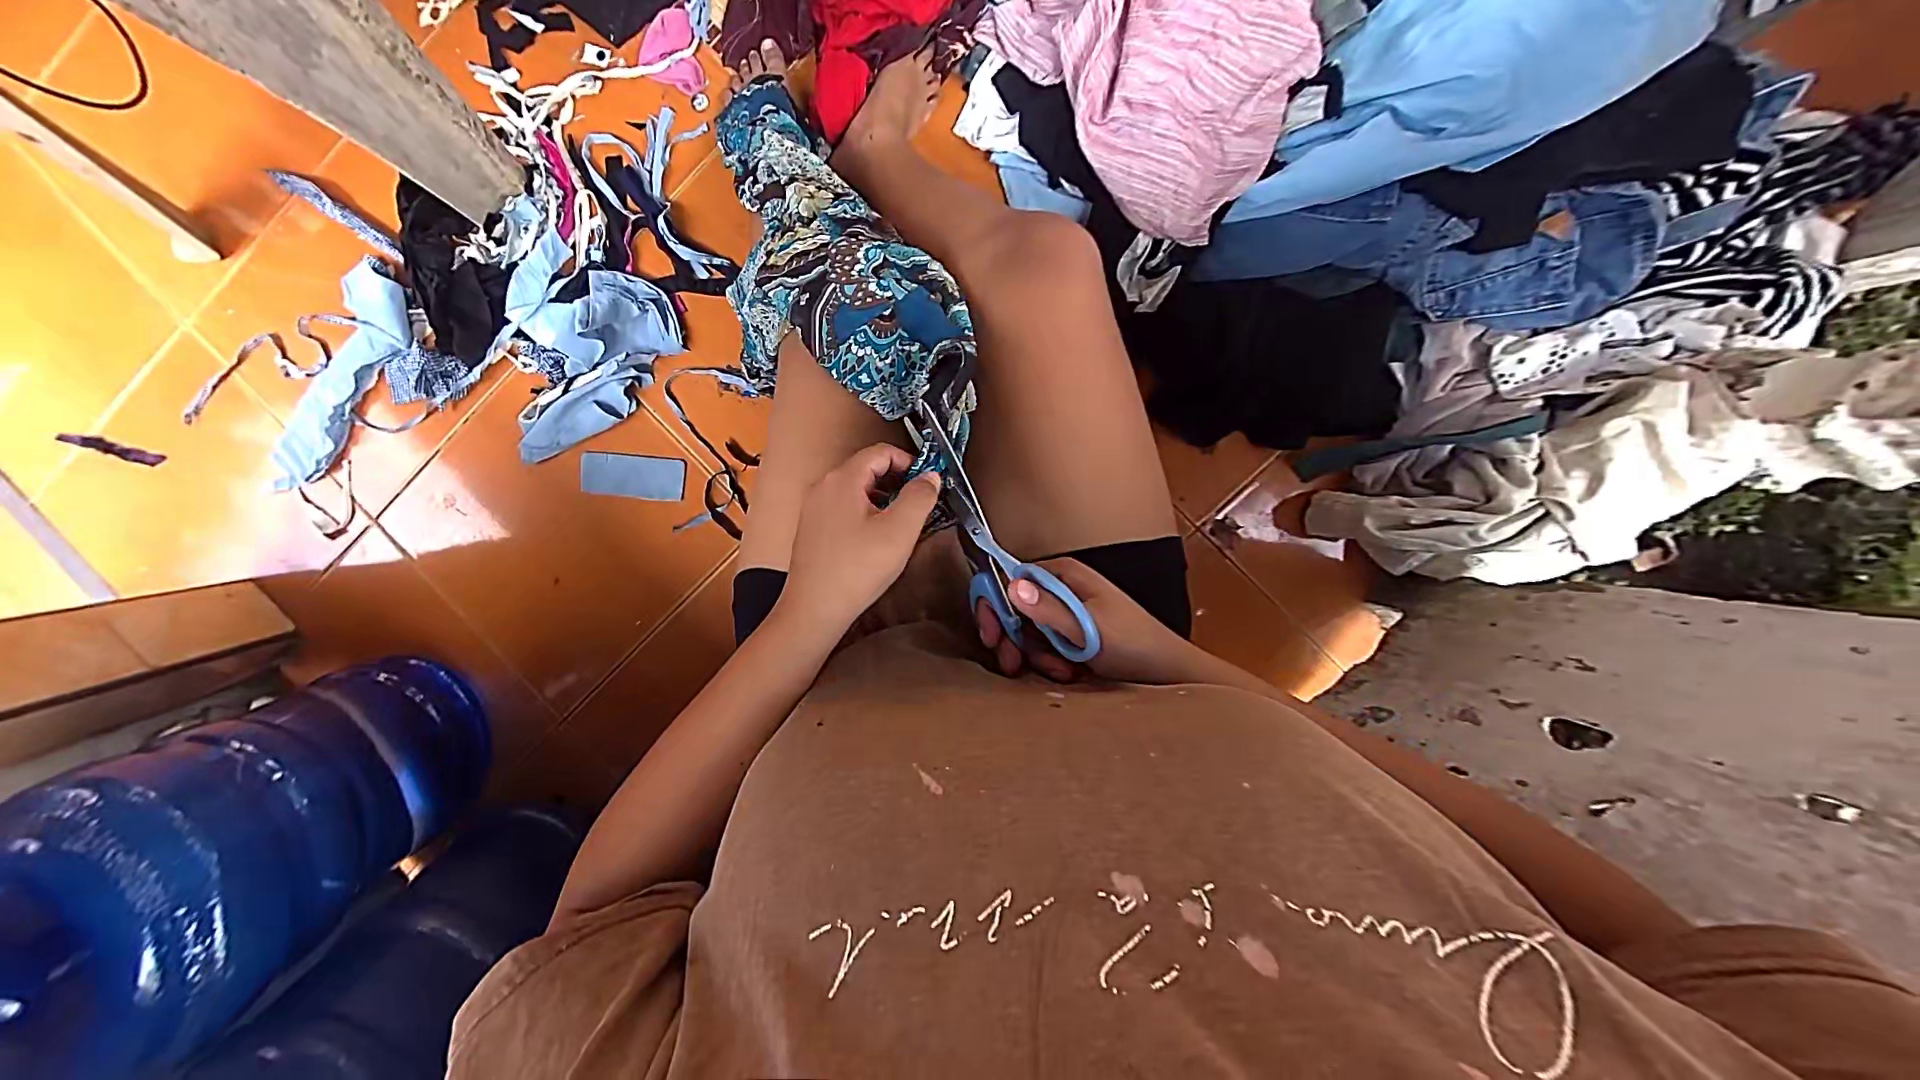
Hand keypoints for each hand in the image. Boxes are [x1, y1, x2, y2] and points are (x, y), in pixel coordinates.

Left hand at [778, 443, 941, 633]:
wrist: (815, 608)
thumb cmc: (855, 571)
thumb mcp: (900, 530)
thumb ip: (920, 497)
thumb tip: (930, 477)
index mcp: (843, 479)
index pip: (880, 452)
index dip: (909, 462)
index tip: (927, 480)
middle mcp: (824, 487)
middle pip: (867, 469)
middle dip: (897, 481)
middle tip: (918, 502)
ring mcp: (814, 508)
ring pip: (856, 489)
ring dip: (882, 498)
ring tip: (900, 523)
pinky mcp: (812, 528)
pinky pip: (844, 508)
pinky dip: (865, 513)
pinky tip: (876, 539)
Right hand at [976, 557, 1212, 684]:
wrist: (1166, 672)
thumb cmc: (1134, 643)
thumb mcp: (1088, 628)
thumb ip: (1048, 610)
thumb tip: (1012, 587)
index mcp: (1064, 574)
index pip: (1011, 579)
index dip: (996, 605)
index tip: (993, 635)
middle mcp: (1062, 588)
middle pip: (1014, 608)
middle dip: (1014, 639)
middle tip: (1014, 662)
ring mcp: (1066, 612)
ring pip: (1026, 631)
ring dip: (1035, 656)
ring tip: (1059, 671)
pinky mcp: (1070, 634)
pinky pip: (1043, 646)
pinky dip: (1048, 662)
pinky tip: (1066, 673)